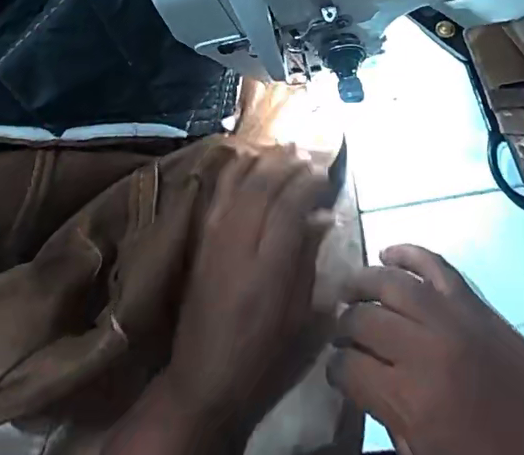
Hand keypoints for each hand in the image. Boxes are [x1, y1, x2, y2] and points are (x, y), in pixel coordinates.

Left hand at [167, 144, 335, 427]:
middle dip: (286, 164)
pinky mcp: (201, 237)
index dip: (306, 183)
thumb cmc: (265, 355)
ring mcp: (216, 236)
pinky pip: (218, 192)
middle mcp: (240, 242)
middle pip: (263, 187)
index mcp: (271, 267)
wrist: (207, 374)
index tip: (322, 171)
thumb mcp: (301, 317)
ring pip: (239, 183)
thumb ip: (309, 260)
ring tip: (281, 148)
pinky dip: (233, 170)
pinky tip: (244, 158)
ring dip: (260, 160)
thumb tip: (322, 217)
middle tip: (305, 153)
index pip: (290, 206)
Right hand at [330, 245, 523, 454]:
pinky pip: (432, 264)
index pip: (347, 366)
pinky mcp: (474, 304)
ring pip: (388, 282)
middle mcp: (424, 350)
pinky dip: (407, 252)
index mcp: (412, 400)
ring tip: (349, 292)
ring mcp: (451, 320)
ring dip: (361, 284)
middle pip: (361, 320)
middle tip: (341, 335)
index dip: (335, 369)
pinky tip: (387, 254)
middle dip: (343, 327)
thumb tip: (362, 387)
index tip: (336, 372)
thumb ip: (390, 422)